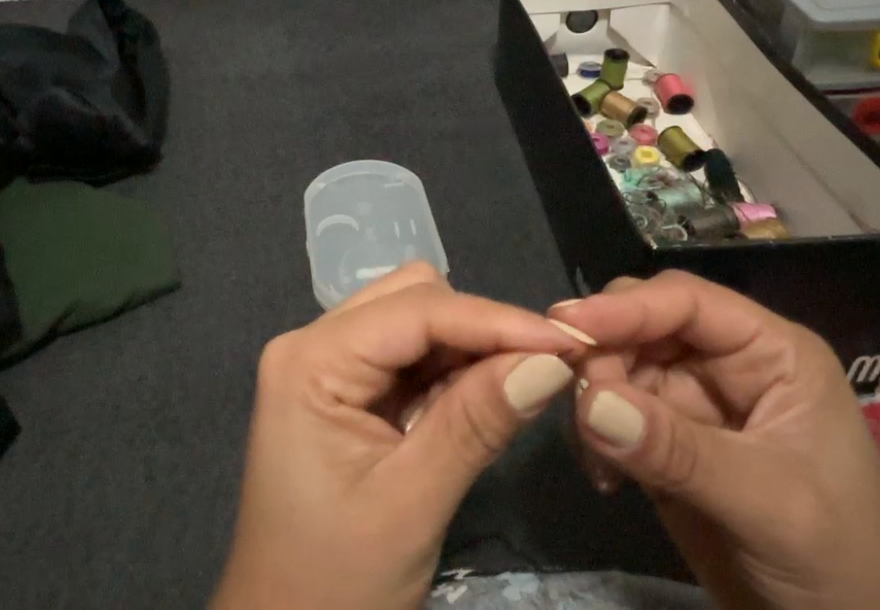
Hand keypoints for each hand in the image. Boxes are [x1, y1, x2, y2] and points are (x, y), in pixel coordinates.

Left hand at [211, 263, 590, 609]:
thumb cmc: (334, 579)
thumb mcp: (411, 502)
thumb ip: (476, 422)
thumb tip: (551, 362)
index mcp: (311, 360)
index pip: (415, 310)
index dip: (495, 319)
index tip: (568, 341)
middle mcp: (313, 344)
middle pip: (413, 300)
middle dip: (481, 328)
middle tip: (548, 368)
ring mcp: (326, 365)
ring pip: (415, 322)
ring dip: (470, 348)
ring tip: (521, 384)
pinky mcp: (345, 391)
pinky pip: (409, 358)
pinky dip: (451, 372)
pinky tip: (484, 397)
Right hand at [552, 272, 879, 609]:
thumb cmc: (843, 565)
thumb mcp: (769, 504)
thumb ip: (678, 451)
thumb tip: (589, 401)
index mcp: (770, 352)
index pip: (686, 302)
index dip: (624, 307)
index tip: (563, 325)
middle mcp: (727, 363)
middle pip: (641, 326)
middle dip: (602, 355)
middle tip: (580, 408)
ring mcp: (694, 403)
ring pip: (617, 367)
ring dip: (593, 401)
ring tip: (599, 460)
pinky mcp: (667, 443)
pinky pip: (611, 415)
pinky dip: (594, 437)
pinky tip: (605, 480)